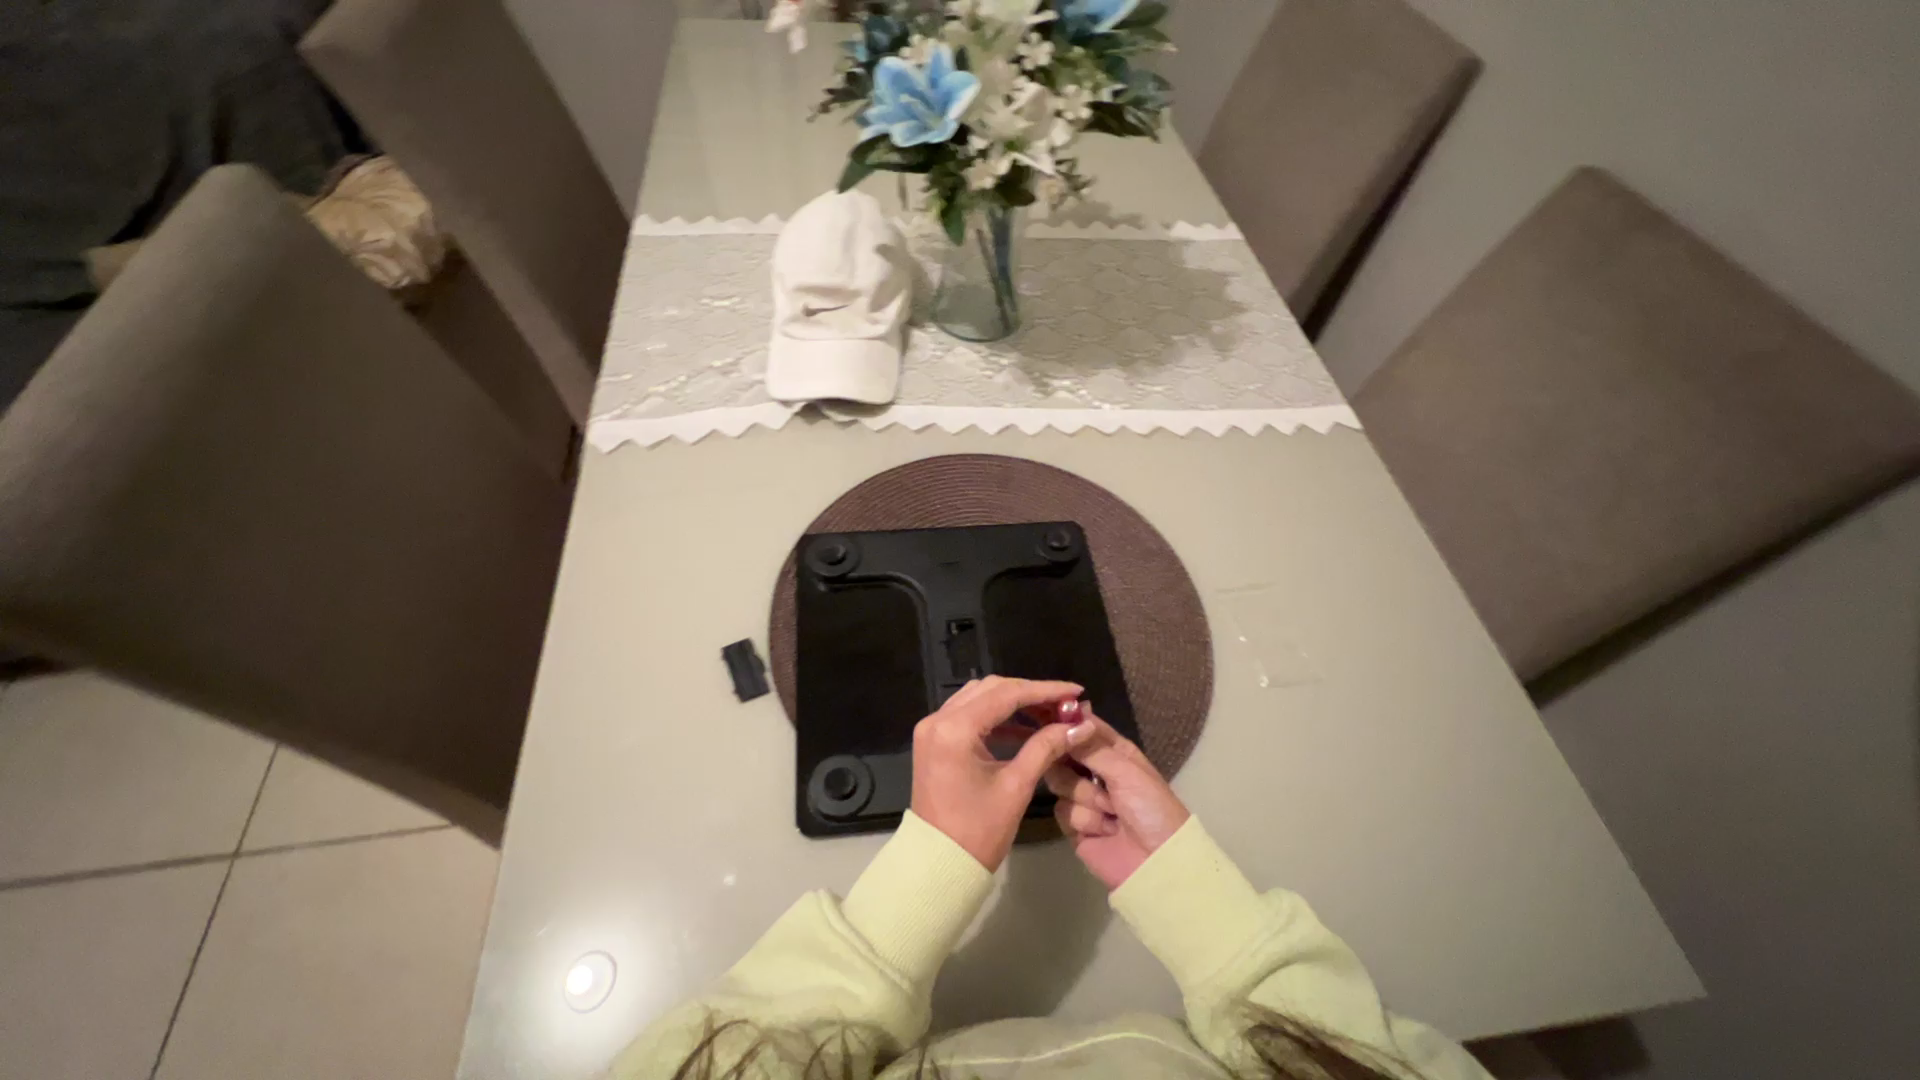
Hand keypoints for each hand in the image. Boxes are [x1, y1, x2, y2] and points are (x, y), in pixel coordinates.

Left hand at [912, 676, 1093, 871]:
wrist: (939, 864)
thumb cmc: (978, 831)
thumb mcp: (1016, 786)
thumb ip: (1046, 748)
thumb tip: (1081, 726)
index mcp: (955, 729)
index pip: (1006, 694)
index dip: (1044, 690)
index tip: (1075, 692)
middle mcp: (938, 720)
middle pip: (991, 689)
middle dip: (1030, 693)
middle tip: (1064, 704)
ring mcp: (933, 729)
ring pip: (979, 698)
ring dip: (1013, 702)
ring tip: (1050, 714)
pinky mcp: (935, 741)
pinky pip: (969, 716)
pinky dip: (997, 718)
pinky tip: (1026, 729)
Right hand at [1046, 709, 1189, 888]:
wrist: (1158, 862)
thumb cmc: (1151, 807)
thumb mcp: (1125, 770)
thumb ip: (1091, 747)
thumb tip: (1067, 720)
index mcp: (1113, 751)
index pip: (1083, 727)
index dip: (1064, 721)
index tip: (1044, 714)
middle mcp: (1095, 770)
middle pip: (1061, 753)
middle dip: (1070, 763)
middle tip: (1083, 770)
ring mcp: (1083, 798)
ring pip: (1059, 782)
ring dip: (1086, 797)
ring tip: (1111, 812)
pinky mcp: (1074, 824)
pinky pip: (1062, 811)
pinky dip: (1085, 821)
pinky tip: (1104, 830)